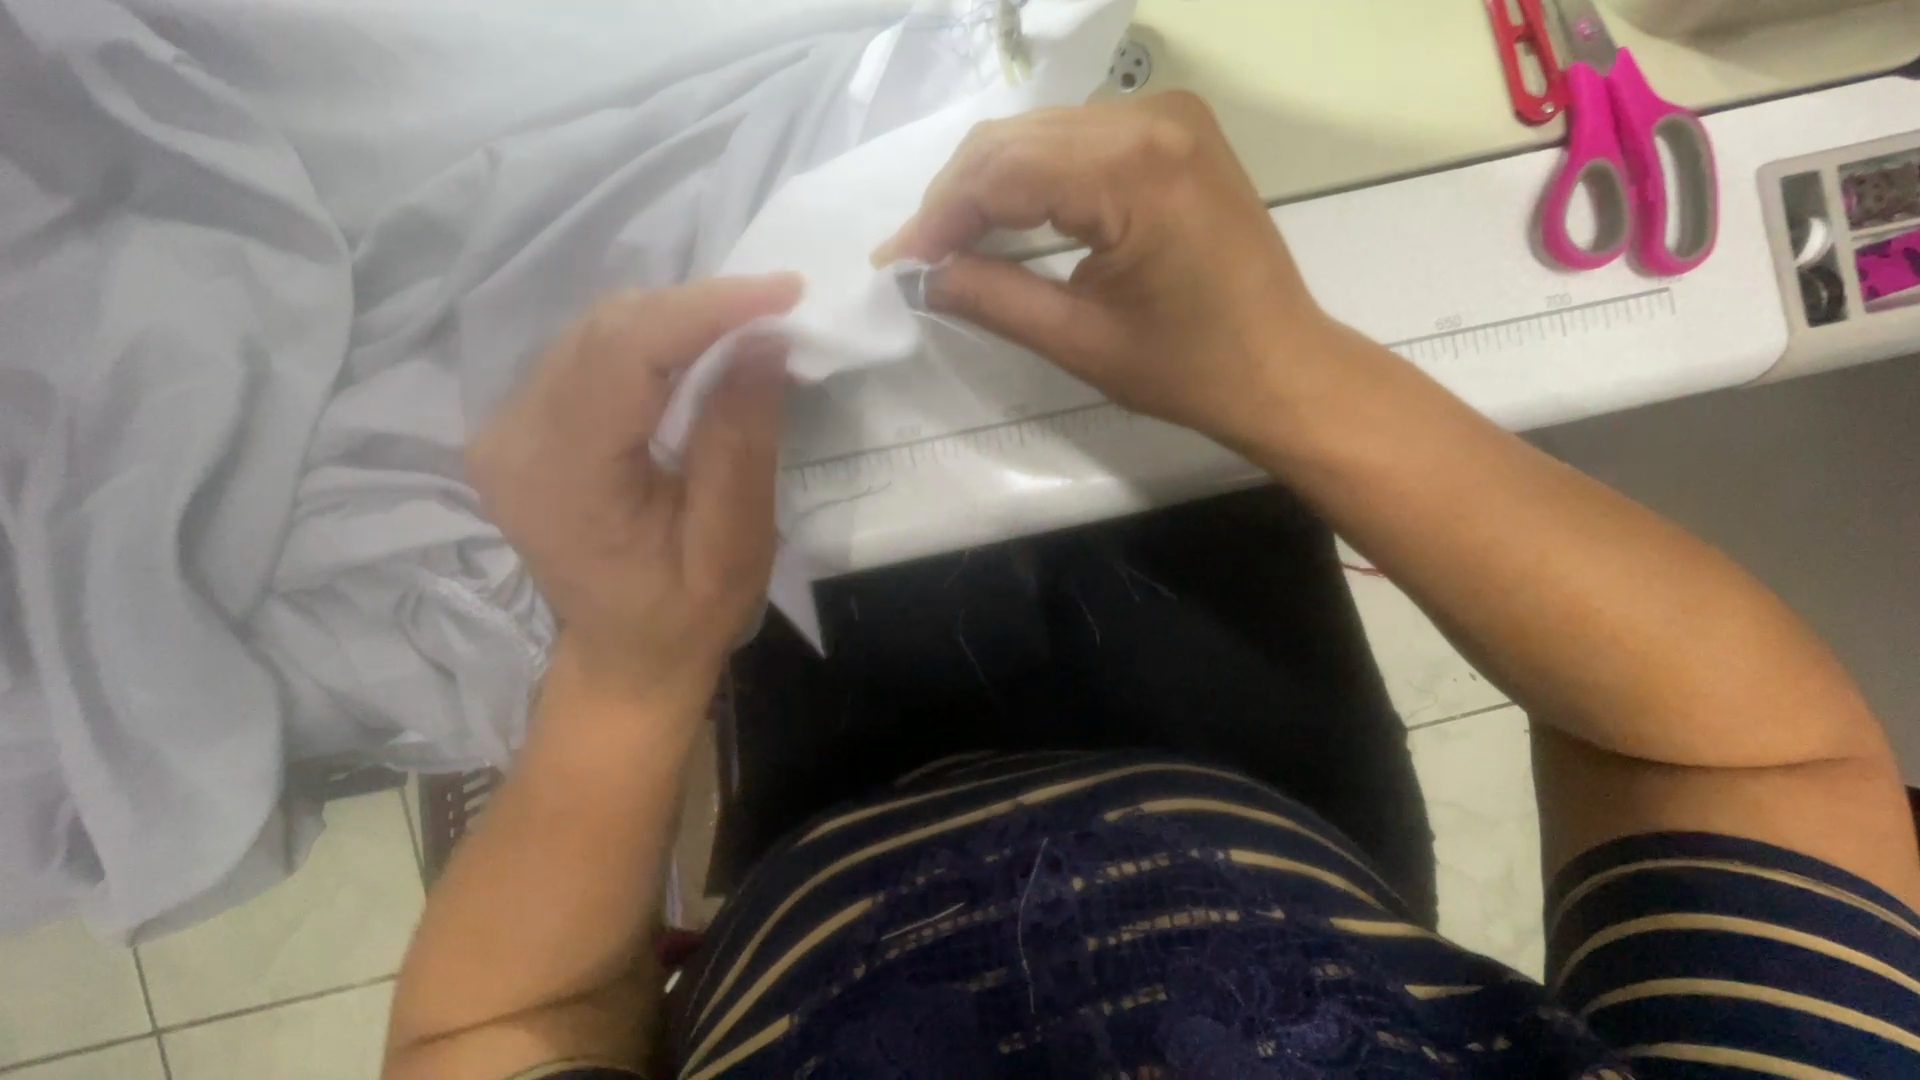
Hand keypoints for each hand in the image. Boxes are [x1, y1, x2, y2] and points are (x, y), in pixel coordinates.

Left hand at [466, 276, 800, 708]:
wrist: (625, 655)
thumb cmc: (685, 615)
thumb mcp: (732, 544)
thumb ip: (740, 443)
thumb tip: (763, 343)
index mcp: (560, 477)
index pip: (626, 353)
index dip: (707, 309)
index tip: (784, 291)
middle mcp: (512, 438)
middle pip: (607, 329)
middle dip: (699, 307)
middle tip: (777, 308)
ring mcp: (506, 427)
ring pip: (597, 330)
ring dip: (678, 318)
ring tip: (748, 326)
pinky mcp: (520, 424)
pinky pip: (590, 351)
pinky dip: (652, 339)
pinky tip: (699, 349)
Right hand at [874, 92, 1333, 444]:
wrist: (1280, 367)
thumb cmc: (1189, 369)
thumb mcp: (1080, 341)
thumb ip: (994, 299)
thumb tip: (923, 277)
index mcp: (1135, 170)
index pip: (1004, 170)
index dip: (939, 216)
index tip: (894, 263)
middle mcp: (1152, 119)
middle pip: (1017, 139)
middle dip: (956, 198)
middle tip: (918, 256)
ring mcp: (1169, 117)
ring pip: (1041, 134)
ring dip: (988, 185)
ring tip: (951, 243)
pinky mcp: (1174, 131)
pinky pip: (1077, 141)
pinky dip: (1032, 178)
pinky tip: (1006, 218)